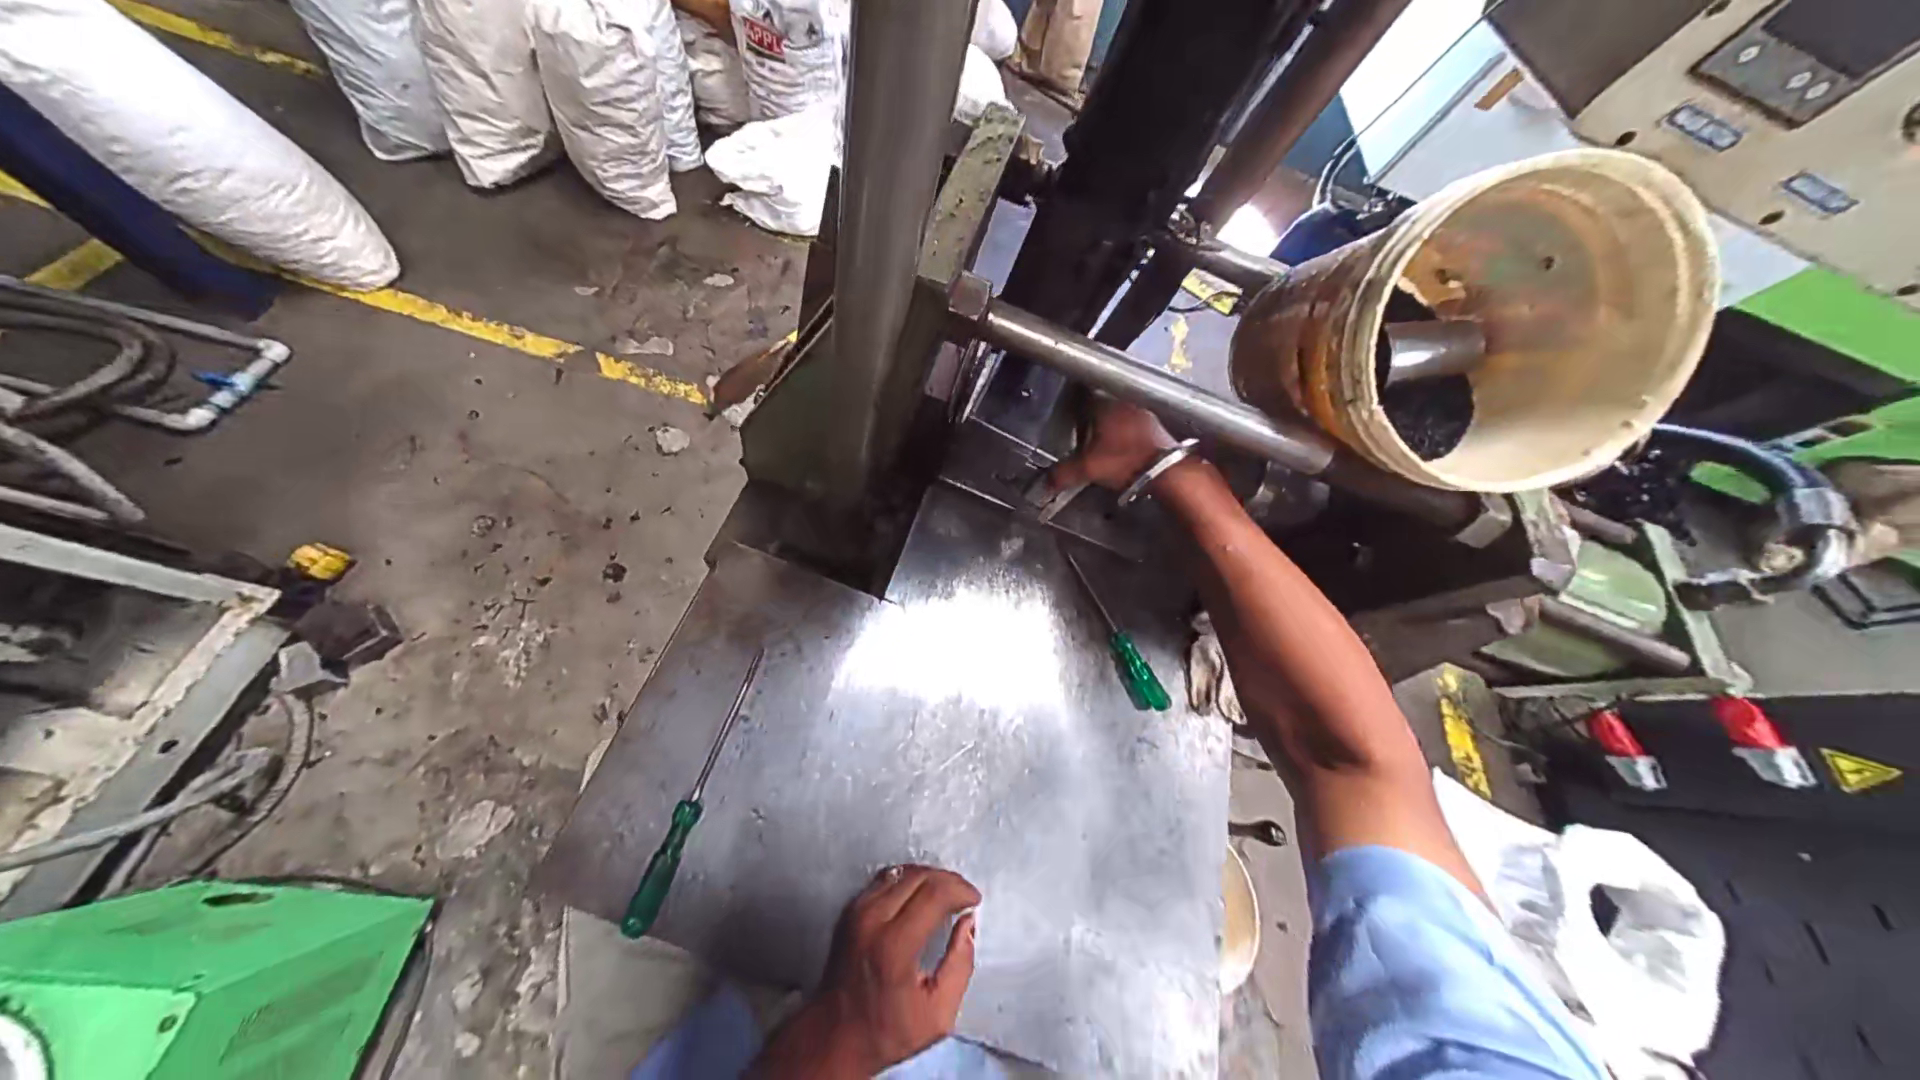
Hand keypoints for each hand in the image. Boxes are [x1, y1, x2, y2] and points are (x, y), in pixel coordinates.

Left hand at [755, 865, 979, 1077]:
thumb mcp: (937, 1015)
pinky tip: (919, 896)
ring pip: (902, 872)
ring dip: (929, 877)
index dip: (961, 890)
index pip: (935, 893)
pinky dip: (908, 880)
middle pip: (920, 876)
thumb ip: (960, 965)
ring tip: (945, 894)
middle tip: (964, 896)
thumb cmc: (886, 1031)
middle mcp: (872, 919)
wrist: (833, 1036)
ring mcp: (857, 910)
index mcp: (894, 945)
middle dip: (949, 881)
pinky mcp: (849, 909)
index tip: (974, 900)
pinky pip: (885, 879)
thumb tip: (968, 923)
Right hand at [1046, 398, 1176, 491]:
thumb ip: (1064, 473)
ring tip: (1102, 445)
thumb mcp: (1088, 469)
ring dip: (1111, 428)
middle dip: (1092, 421)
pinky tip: (1123, 450)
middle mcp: (1125, 404)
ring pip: (1120, 416)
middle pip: (1102, 407)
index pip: (1083, 399)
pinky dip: (1127, 436)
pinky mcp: (1156, 428)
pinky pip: (1135, 427)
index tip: (1069, 419)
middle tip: (1083, 436)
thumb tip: (1048, 481)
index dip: (1074, 410)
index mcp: (1106, 406)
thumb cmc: (1127, 462)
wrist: (1165, 472)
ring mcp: (1143, 414)